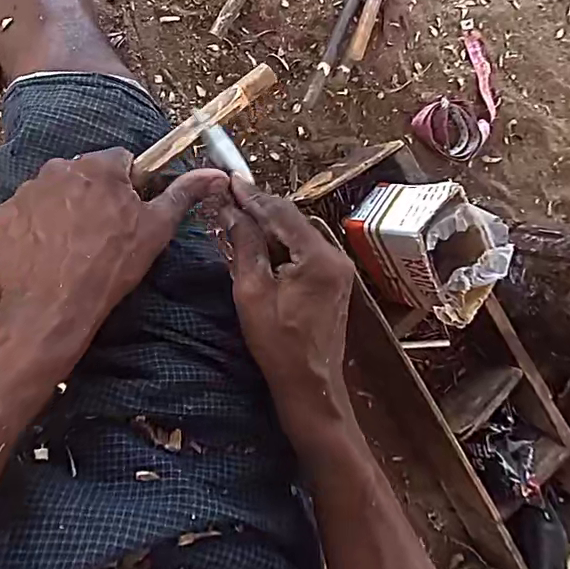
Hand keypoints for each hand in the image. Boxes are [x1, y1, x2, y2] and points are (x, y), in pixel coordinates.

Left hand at [0, 150, 224, 344]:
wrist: (52, 309)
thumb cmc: (109, 267)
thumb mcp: (156, 228)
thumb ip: (184, 193)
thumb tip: (215, 173)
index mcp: (100, 166)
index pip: (123, 160)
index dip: (131, 186)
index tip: (131, 212)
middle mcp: (60, 169)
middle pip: (89, 173)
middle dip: (99, 194)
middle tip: (107, 231)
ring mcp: (29, 191)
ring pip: (59, 190)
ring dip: (69, 207)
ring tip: (78, 244)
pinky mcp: (7, 215)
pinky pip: (31, 210)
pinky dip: (41, 223)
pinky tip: (52, 249)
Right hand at [216, 179, 358, 440]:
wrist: (311, 388)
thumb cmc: (279, 346)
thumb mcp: (252, 293)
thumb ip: (245, 246)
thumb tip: (233, 212)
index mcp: (319, 257)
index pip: (282, 213)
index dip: (254, 195)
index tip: (231, 180)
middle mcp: (335, 255)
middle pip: (293, 219)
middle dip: (261, 207)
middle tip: (231, 195)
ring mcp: (338, 267)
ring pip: (299, 232)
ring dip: (271, 224)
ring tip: (240, 213)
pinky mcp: (335, 278)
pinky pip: (305, 248)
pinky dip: (283, 241)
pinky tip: (261, 240)